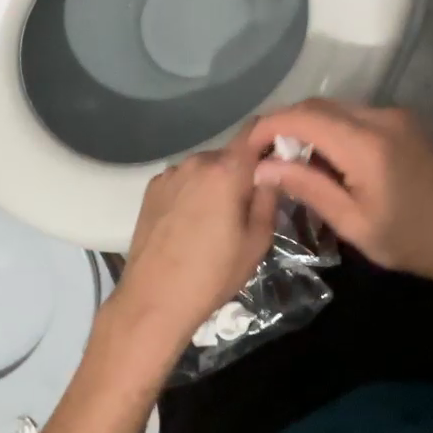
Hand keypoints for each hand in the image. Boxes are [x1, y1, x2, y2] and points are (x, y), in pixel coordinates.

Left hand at [112, 131, 278, 351]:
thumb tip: (273, 170)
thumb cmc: (213, 274)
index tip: (280, 155)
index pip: (255, 131)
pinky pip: (183, 180)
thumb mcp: (257, 241)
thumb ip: (269, 197)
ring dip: (214, 183)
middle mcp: (197, 161)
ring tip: (214, 220)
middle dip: (241, 173)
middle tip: (246, 206)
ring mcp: (170, 174)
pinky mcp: (151, 189)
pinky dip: (191, 192)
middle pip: (229, 155)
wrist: (154, 300)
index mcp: (227, 170)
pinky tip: (189, 223)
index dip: (270, 138)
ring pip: (205, 169)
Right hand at [247, 101, 432, 286]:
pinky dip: (333, 129)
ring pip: (337, 107)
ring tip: (291, 160)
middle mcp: (381, 117)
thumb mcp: (353, 223)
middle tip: (264, 155)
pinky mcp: (404, 120)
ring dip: (310, 125)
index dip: (269, 125)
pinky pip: (357, 114)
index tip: (247, 147)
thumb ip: (307, 188)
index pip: (304, 116)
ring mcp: (396, 115)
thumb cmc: (409, 240)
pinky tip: (326, 158)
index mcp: (366, 144)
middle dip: (286, 124)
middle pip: (319, 104)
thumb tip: (261, 167)